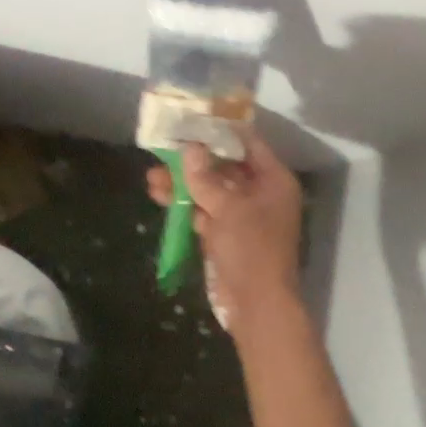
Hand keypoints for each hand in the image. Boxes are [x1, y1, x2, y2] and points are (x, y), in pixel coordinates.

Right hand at [147, 127, 302, 328]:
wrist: (256, 305)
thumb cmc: (251, 250)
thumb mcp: (228, 208)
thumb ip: (206, 178)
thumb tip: (189, 149)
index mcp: (273, 181)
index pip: (248, 144)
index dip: (220, 132)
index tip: (191, 120)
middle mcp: (260, 195)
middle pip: (225, 168)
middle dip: (193, 161)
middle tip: (164, 148)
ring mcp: (241, 218)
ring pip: (210, 193)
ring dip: (183, 184)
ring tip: (152, 175)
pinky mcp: (224, 238)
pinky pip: (203, 215)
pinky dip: (184, 207)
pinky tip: (160, 196)